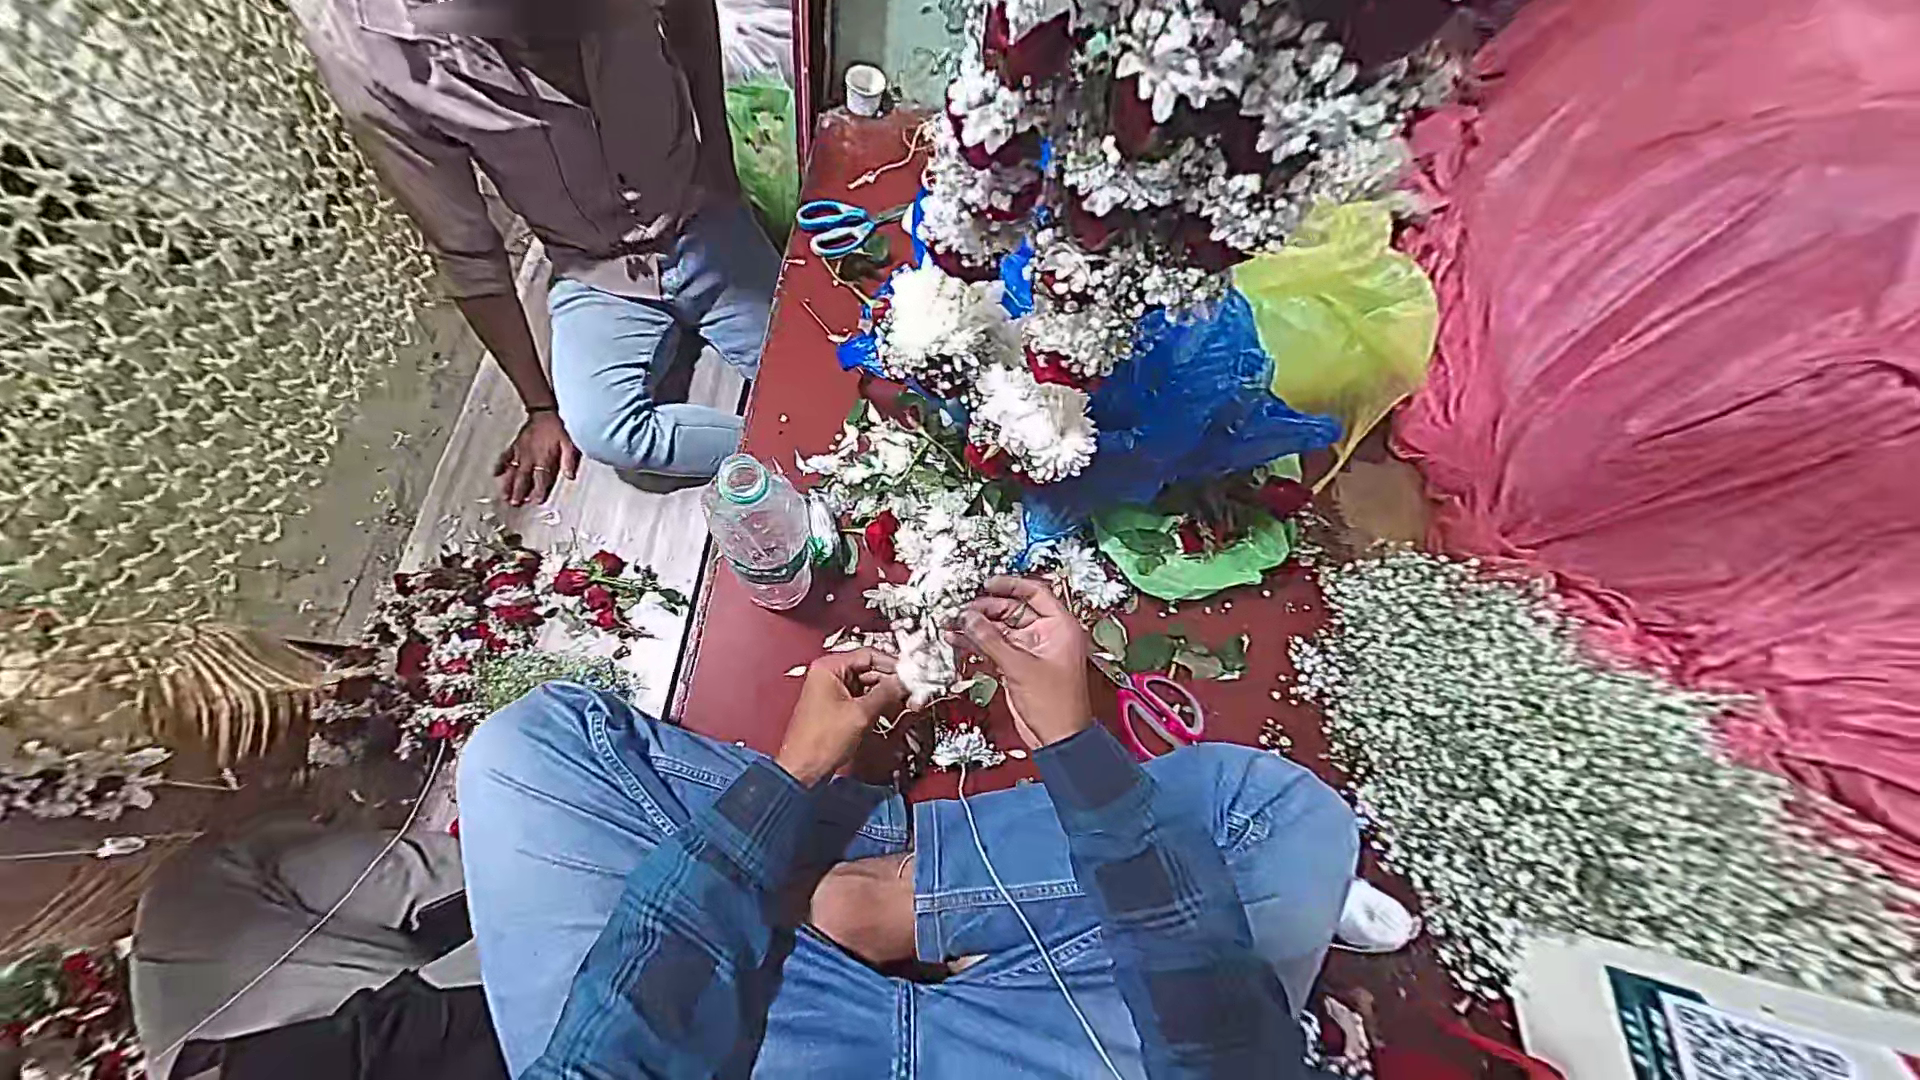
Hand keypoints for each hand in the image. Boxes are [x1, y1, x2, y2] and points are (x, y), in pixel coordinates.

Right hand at [495, 411, 579, 506]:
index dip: (539, 491)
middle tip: (515, 504)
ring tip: (504, 496)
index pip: (542, 479)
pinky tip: (495, 473)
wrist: (546, 412)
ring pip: (512, 471)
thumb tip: (570, 476)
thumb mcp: (571, 445)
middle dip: (519, 492)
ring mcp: (521, 451)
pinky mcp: (516, 445)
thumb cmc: (560, 428)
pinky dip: (499, 465)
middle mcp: (531, 457)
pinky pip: (505, 456)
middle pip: (524, 478)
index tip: (535, 501)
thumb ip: (570, 461)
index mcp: (545, 459)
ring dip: (508, 484)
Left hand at [776, 649, 908, 786]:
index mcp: (829, 668)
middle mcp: (829, 675)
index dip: (893, 665)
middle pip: (870, 670)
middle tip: (912, 691)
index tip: (911, 674)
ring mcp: (833, 692)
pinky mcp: (838, 707)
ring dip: (887, 695)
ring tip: (906, 703)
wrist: (803, 771)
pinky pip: (863, 699)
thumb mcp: (860, 713)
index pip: (869, 655)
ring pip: (869, 685)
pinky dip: (878, 705)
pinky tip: (892, 712)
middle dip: (892, 683)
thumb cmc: (819, 742)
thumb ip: (887, 693)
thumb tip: (905, 680)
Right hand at [950, 576, 1092, 747]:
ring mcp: (1030, 649)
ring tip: (953, 622)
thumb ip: (991, 640)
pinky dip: (977, 643)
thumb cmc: (1056, 705)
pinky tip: (958, 639)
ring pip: (999, 628)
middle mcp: (1046, 634)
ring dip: (976, 626)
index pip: (1035, 593)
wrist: (1057, 738)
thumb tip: (970, 618)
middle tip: (962, 611)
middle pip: (1012, 610)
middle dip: (985, 609)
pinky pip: (994, 646)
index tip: (987, 584)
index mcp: (1060, 626)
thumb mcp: (1020, 666)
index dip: (1011, 585)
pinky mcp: (1017, 664)